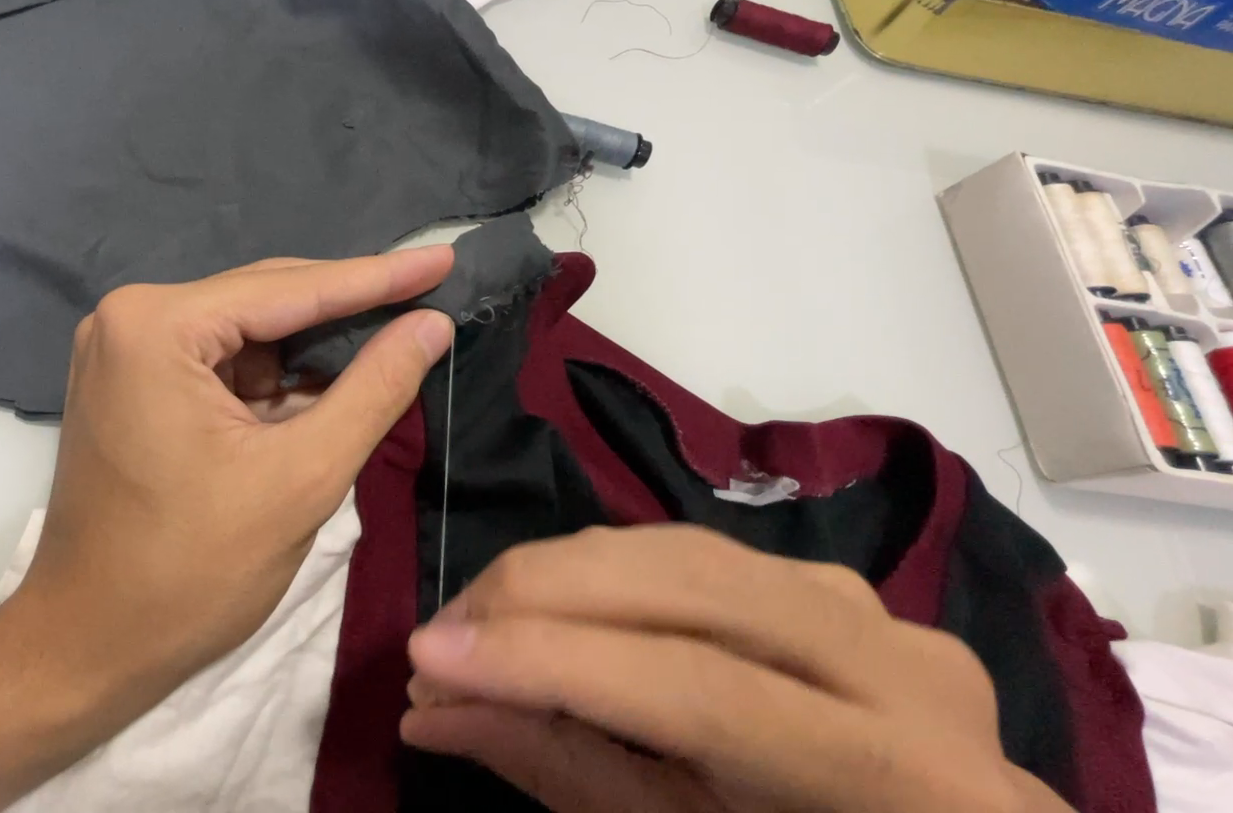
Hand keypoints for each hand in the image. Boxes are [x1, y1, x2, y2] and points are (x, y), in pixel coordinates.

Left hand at [10, 248, 456, 710]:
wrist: (90, 646)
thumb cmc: (193, 571)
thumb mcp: (302, 477)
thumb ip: (373, 389)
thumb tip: (430, 324)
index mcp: (157, 326)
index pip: (289, 290)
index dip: (377, 278)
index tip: (443, 259)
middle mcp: (131, 317)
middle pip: (263, 300)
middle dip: (345, 308)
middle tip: (428, 295)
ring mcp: (124, 348)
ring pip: (246, 331)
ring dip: (312, 349)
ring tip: (390, 341)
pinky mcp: (131, 381)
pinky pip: (221, 360)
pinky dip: (274, 378)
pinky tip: (325, 387)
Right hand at [400, 526, 1073, 812]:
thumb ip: (565, 771)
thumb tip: (430, 711)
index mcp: (902, 777)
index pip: (699, 689)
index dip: (551, 664)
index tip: (427, 661)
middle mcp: (899, 662)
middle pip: (684, 584)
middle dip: (538, 595)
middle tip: (439, 638)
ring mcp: (865, 605)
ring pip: (675, 550)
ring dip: (557, 575)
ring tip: (476, 620)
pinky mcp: (821, 581)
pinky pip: (687, 554)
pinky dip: (599, 573)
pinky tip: (545, 604)